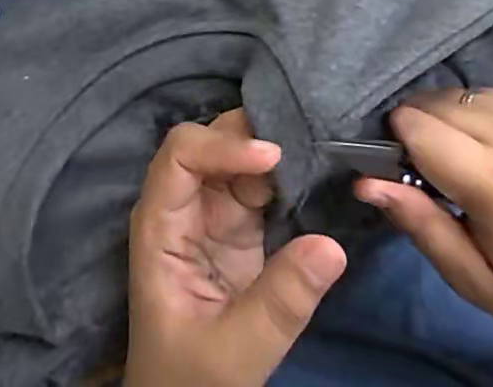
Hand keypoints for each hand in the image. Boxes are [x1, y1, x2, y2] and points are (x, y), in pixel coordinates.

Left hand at [126, 110, 347, 386]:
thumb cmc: (190, 380)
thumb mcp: (234, 353)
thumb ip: (279, 303)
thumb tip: (331, 247)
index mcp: (161, 224)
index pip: (181, 155)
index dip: (223, 145)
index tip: (273, 157)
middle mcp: (183, 205)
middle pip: (211, 140)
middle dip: (254, 131)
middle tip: (306, 133)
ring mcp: (211, 211)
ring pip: (239, 153)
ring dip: (276, 145)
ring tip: (319, 143)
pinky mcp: (238, 224)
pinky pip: (262, 182)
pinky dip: (288, 171)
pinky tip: (317, 168)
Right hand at [352, 89, 492, 382]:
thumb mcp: (474, 281)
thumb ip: (418, 223)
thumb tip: (363, 181)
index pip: (417, 126)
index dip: (396, 144)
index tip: (399, 173)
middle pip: (433, 103)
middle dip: (417, 131)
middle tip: (429, 176)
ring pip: (458, 93)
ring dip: (444, 119)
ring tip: (459, 162)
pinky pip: (489, 94)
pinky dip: (472, 113)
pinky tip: (487, 147)